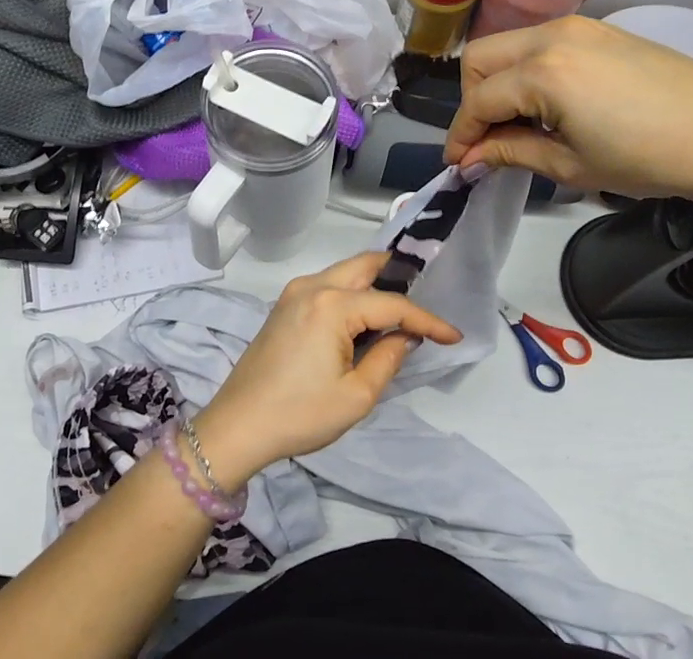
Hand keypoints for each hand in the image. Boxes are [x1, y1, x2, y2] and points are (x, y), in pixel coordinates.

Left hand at [192, 252, 461, 484]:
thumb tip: (404, 336)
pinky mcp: (284, 307)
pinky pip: (327, 287)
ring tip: (402, 309)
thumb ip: (389, 358)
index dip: (426, 320)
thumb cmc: (300, 414)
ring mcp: (293, 294)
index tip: (454, 336)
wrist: (238, 426)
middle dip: (399, 275)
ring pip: (344, 273)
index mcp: (332, 305)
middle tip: (429, 293)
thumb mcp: (357, 395)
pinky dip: (352, 293)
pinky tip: (368, 317)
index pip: (392, 304)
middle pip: (364, 266)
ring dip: (374, 284)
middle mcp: (312, 286)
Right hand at [444, 16, 692, 211]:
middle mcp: (554, 36)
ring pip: (509, 46)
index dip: (462, 136)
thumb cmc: (647, 159)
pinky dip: (529, 70)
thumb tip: (469, 159)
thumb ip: (510, 153)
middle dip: (473, 100)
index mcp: (544, 72)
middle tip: (489, 140)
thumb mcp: (569, 166)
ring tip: (522, 124)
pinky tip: (552, 105)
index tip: (458, 165)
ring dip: (500, 83)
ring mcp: (580, 27)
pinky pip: (541, 43)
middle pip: (480, 59)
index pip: (478, 101)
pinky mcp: (601, 30)